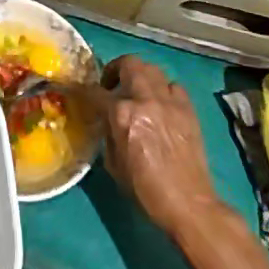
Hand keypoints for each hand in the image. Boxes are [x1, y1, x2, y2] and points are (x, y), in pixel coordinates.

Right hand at [98, 56, 220, 235]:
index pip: (96, 92)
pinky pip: (173, 86)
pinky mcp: (189, 110)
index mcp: (122, 114)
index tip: (79, 91)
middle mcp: (145, 100)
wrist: (188, 204)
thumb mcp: (113, 163)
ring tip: (136, 90)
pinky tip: (160, 104)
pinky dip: (163, 89)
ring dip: (139, 75)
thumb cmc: (145, 189)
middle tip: (111, 84)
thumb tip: (106, 120)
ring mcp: (170, 102)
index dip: (83, 90)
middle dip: (114, 69)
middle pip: (128, 64)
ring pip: (152, 69)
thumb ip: (108, 133)